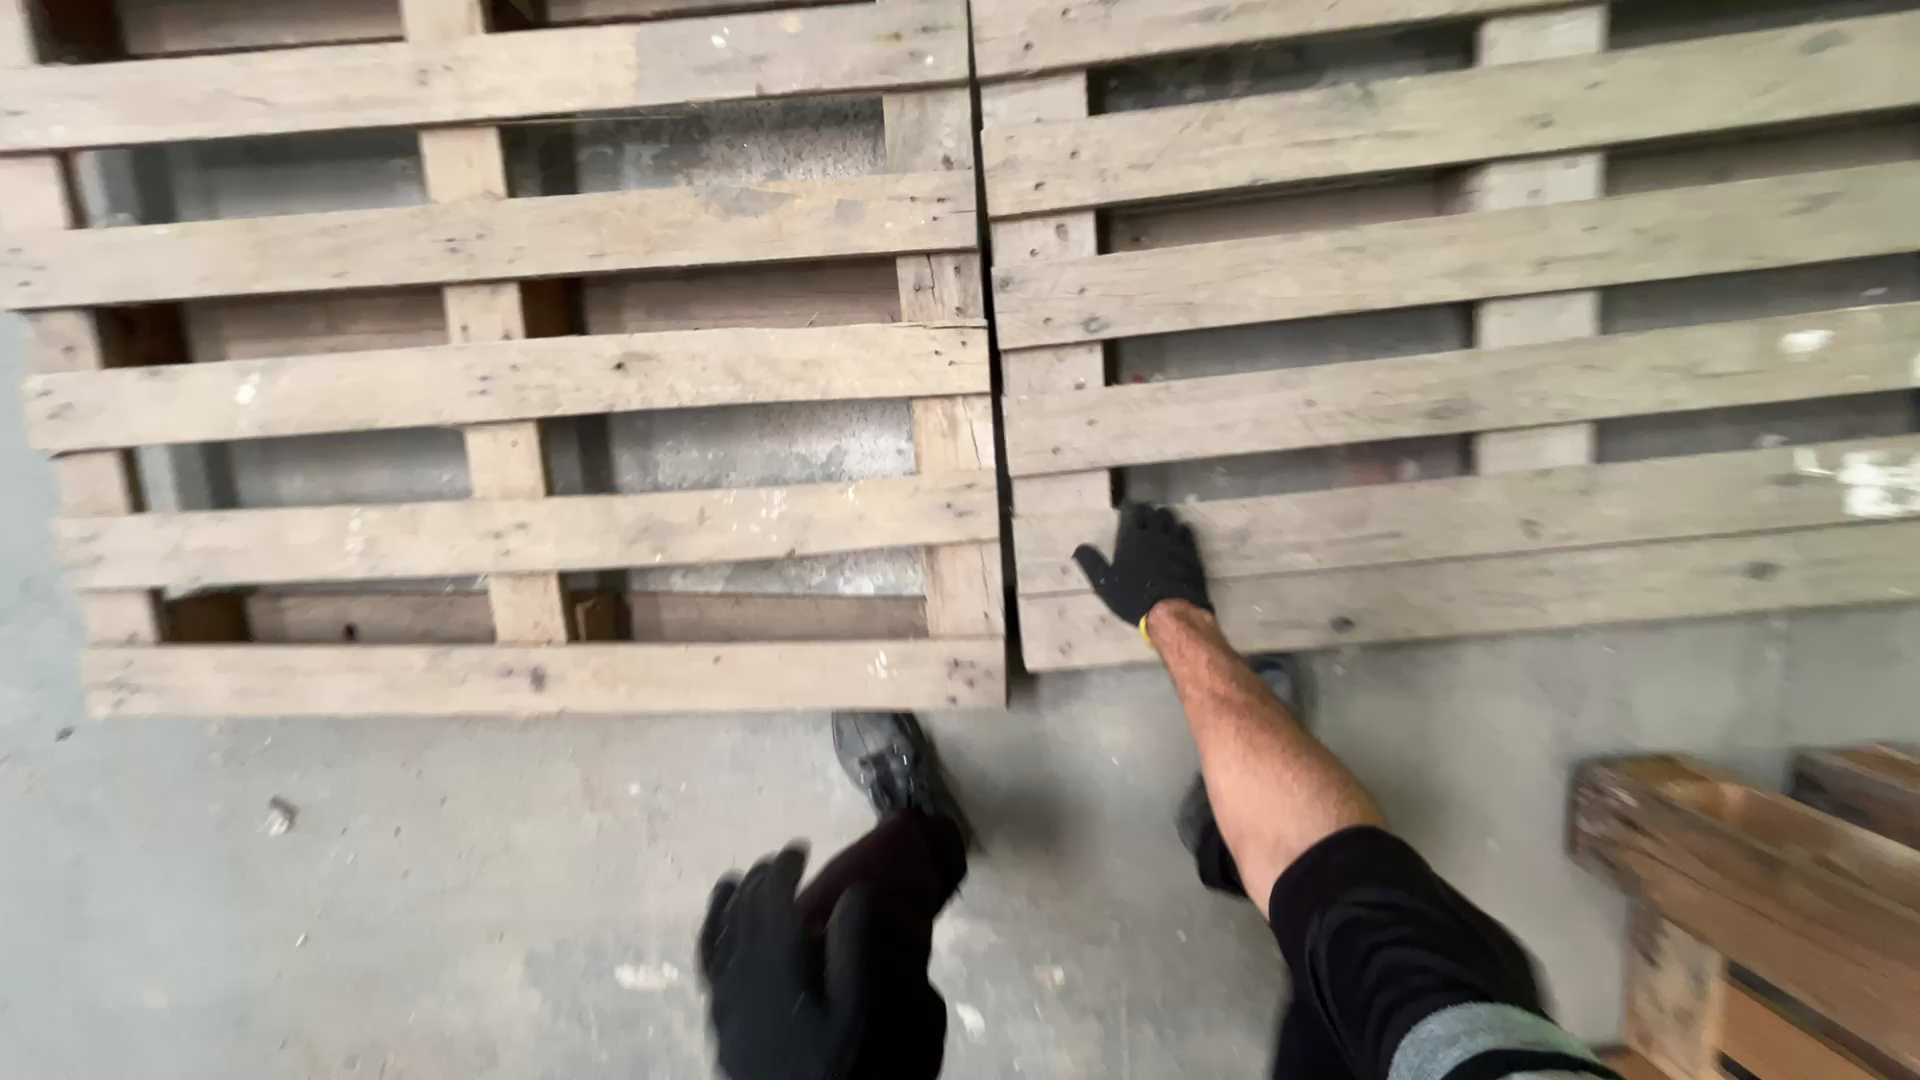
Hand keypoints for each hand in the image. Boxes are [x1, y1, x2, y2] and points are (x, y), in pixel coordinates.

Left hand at [698, 846, 870, 1079]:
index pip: (772, 898)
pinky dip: (712, 926)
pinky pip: (707, 957)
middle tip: (785, 859)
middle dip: (763, 876)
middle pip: (746, 908)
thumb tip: (855, 889)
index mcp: (778, 963)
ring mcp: (725, 993)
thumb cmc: (834, 1059)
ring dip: (736, 896)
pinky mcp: (718, 1012)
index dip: (784, 867)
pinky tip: (719, 914)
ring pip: (723, 929)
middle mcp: (744, 971)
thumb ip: (852, 945)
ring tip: (747, 876)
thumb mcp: (854, 1006)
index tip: (802, 847)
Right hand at [1072, 502, 1211, 631]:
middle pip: (1152, 512)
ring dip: (1164, 519)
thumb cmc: (1134, 597)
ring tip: (1160, 523)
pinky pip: (1186, 533)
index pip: (1131, 512)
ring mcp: (1175, 542)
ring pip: (1171, 520)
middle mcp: (1154, 534)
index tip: (1126, 508)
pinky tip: (1180, 534)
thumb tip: (1079, 547)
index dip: (1129, 508)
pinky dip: (1181, 530)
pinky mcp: (1191, 553)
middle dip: (1147, 511)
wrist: (1172, 610)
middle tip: (1143, 515)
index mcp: (1131, 538)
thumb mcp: (1105, 584)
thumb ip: (1092, 563)